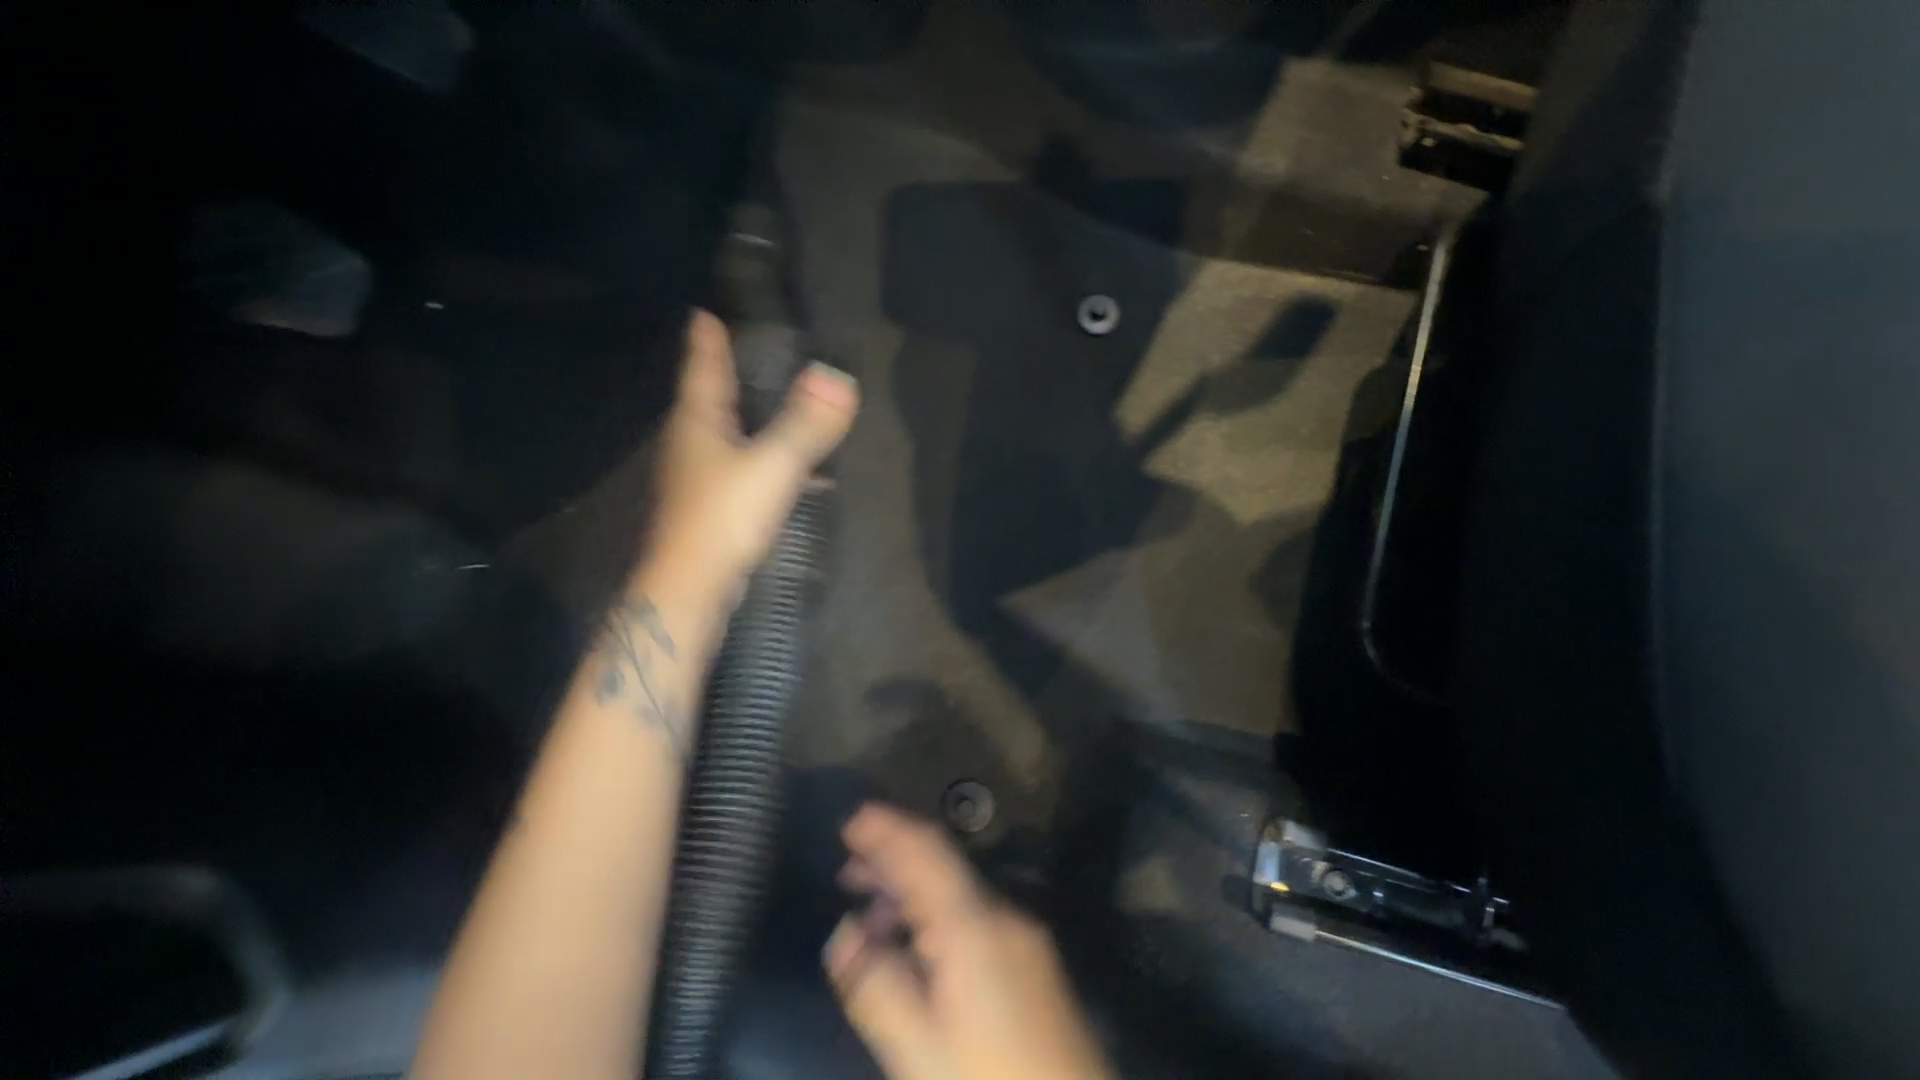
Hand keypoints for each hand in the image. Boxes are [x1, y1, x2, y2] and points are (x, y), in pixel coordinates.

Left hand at [643, 310, 857, 599]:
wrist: (692, 589)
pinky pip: (746, 470)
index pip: (703, 363)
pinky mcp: (714, 508)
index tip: (708, 310)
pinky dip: (770, 461)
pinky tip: (802, 472)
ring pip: (731, 435)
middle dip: (734, 373)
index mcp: (697, 420)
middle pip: (714, 396)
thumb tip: (839, 377)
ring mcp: (700, 477)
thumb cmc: (723, 517)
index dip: (708, 336)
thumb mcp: (773, 465)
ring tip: (787, 403)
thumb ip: (807, 424)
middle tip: (762, 347)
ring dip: (755, 419)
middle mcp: (692, 442)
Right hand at [825, 804, 1114, 1079]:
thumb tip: (843, 934)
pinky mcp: (1032, 964)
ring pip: (959, 896)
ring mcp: (1024, 939)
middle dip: (893, 863)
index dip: (889, 829)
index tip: (853, 818)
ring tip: (870, 916)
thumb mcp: (918, 1046)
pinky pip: (976, 920)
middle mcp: (1004, 916)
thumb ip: (876, 986)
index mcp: (974, 925)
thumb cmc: (987, 1077)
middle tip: (846, 869)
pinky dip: (937, 919)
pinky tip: (916, 950)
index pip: (927, 852)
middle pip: (943, 869)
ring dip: (913, 896)